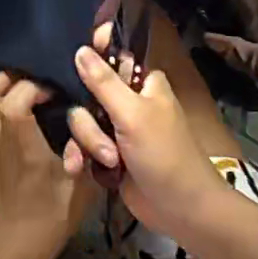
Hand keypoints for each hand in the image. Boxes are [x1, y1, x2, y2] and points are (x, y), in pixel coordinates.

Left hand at [0, 71, 98, 258]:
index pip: (16, 98)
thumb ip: (89, 150)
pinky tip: (31, 111)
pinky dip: (5, 100)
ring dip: (7, 84)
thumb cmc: (47, 219)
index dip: (36, 85)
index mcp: (20, 142)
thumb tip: (99, 119)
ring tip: (36, 88)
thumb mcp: (80, 187)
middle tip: (44, 78)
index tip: (59, 88)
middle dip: (17, 74)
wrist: (10, 251)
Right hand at [64, 24, 238, 245]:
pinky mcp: (107, 152)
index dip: (94, 52)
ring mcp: (116, 127)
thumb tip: (80, 49)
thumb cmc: (165, 154)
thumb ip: (104, 82)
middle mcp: (127, 99)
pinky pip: (81, 144)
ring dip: (89, 142)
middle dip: (90, 120)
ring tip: (109, 162)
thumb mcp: (133, 114)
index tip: (76, 58)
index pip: (113, 53)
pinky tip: (78, 169)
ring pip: (82, 120)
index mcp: (141, 81)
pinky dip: (80, 156)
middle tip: (108, 140)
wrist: (181, 210)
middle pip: (88, 92)